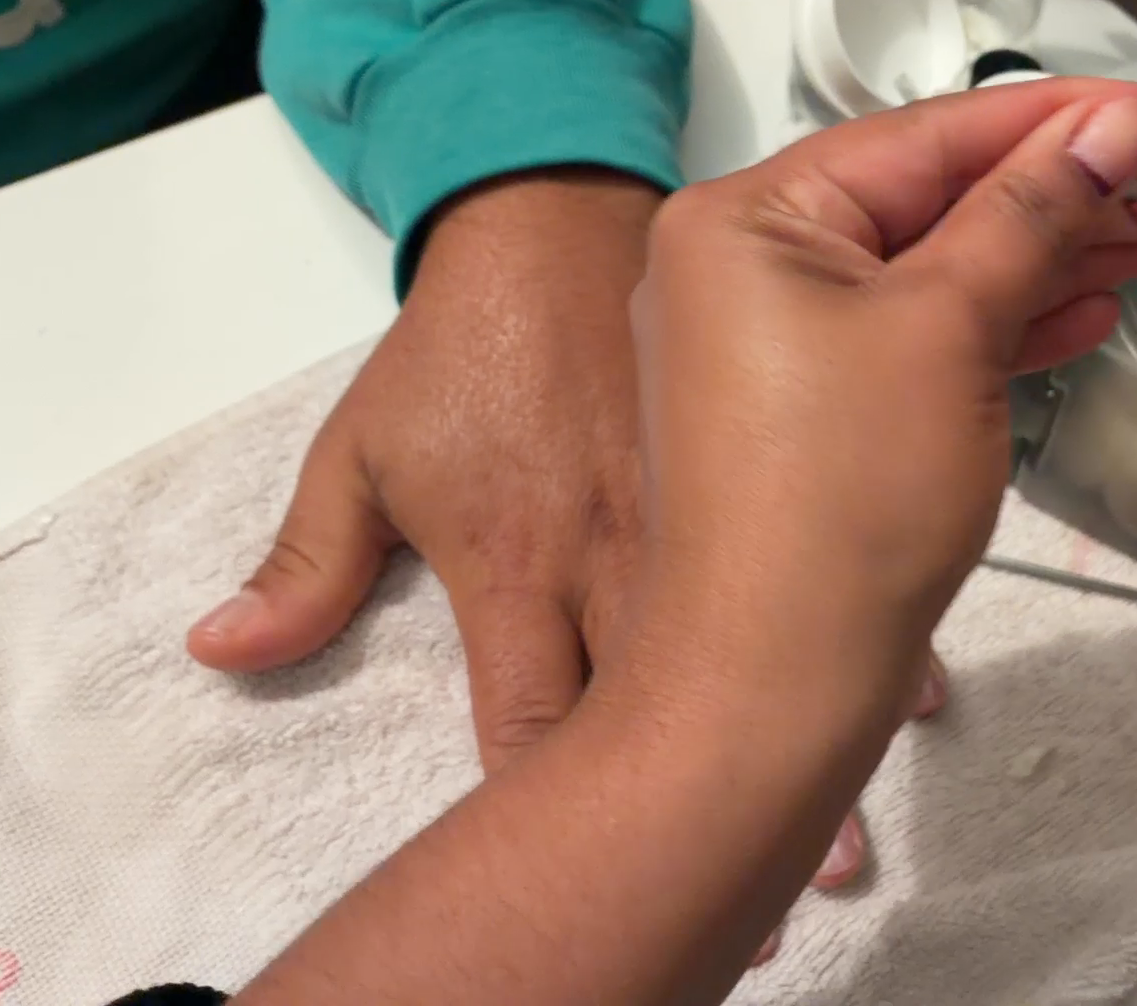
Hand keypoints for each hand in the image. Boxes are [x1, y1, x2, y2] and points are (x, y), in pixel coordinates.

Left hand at [180, 169, 936, 956]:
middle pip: (661, 711)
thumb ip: (310, 556)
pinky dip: (858, 628)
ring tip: (845, 836)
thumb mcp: (369, 442)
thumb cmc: (467, 344)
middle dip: (708, 811)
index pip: (535, 729)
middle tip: (763, 907)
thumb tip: (224, 656)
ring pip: (751, 645)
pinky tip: (912, 687)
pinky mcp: (747, 474)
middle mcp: (615, 564)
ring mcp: (691, 519)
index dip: (570, 821)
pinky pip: (809, 561)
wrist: (556, 229)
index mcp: (520, 570)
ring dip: (801, 743)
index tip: (621, 888)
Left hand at [627, 79, 1136, 721]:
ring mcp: (771, 348)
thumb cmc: (844, 498)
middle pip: (921, 208)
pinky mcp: (809, 411)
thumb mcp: (946, 328)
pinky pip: (906, 343)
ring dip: (1031, 265)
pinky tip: (1074, 313)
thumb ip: (1028, 214)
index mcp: (743, 222)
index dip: (1041, 120)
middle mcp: (740, 273)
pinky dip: (986, 329)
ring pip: (922, 280)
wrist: (777, 675)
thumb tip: (1109, 124)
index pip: (914, 140)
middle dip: (1047, 200)